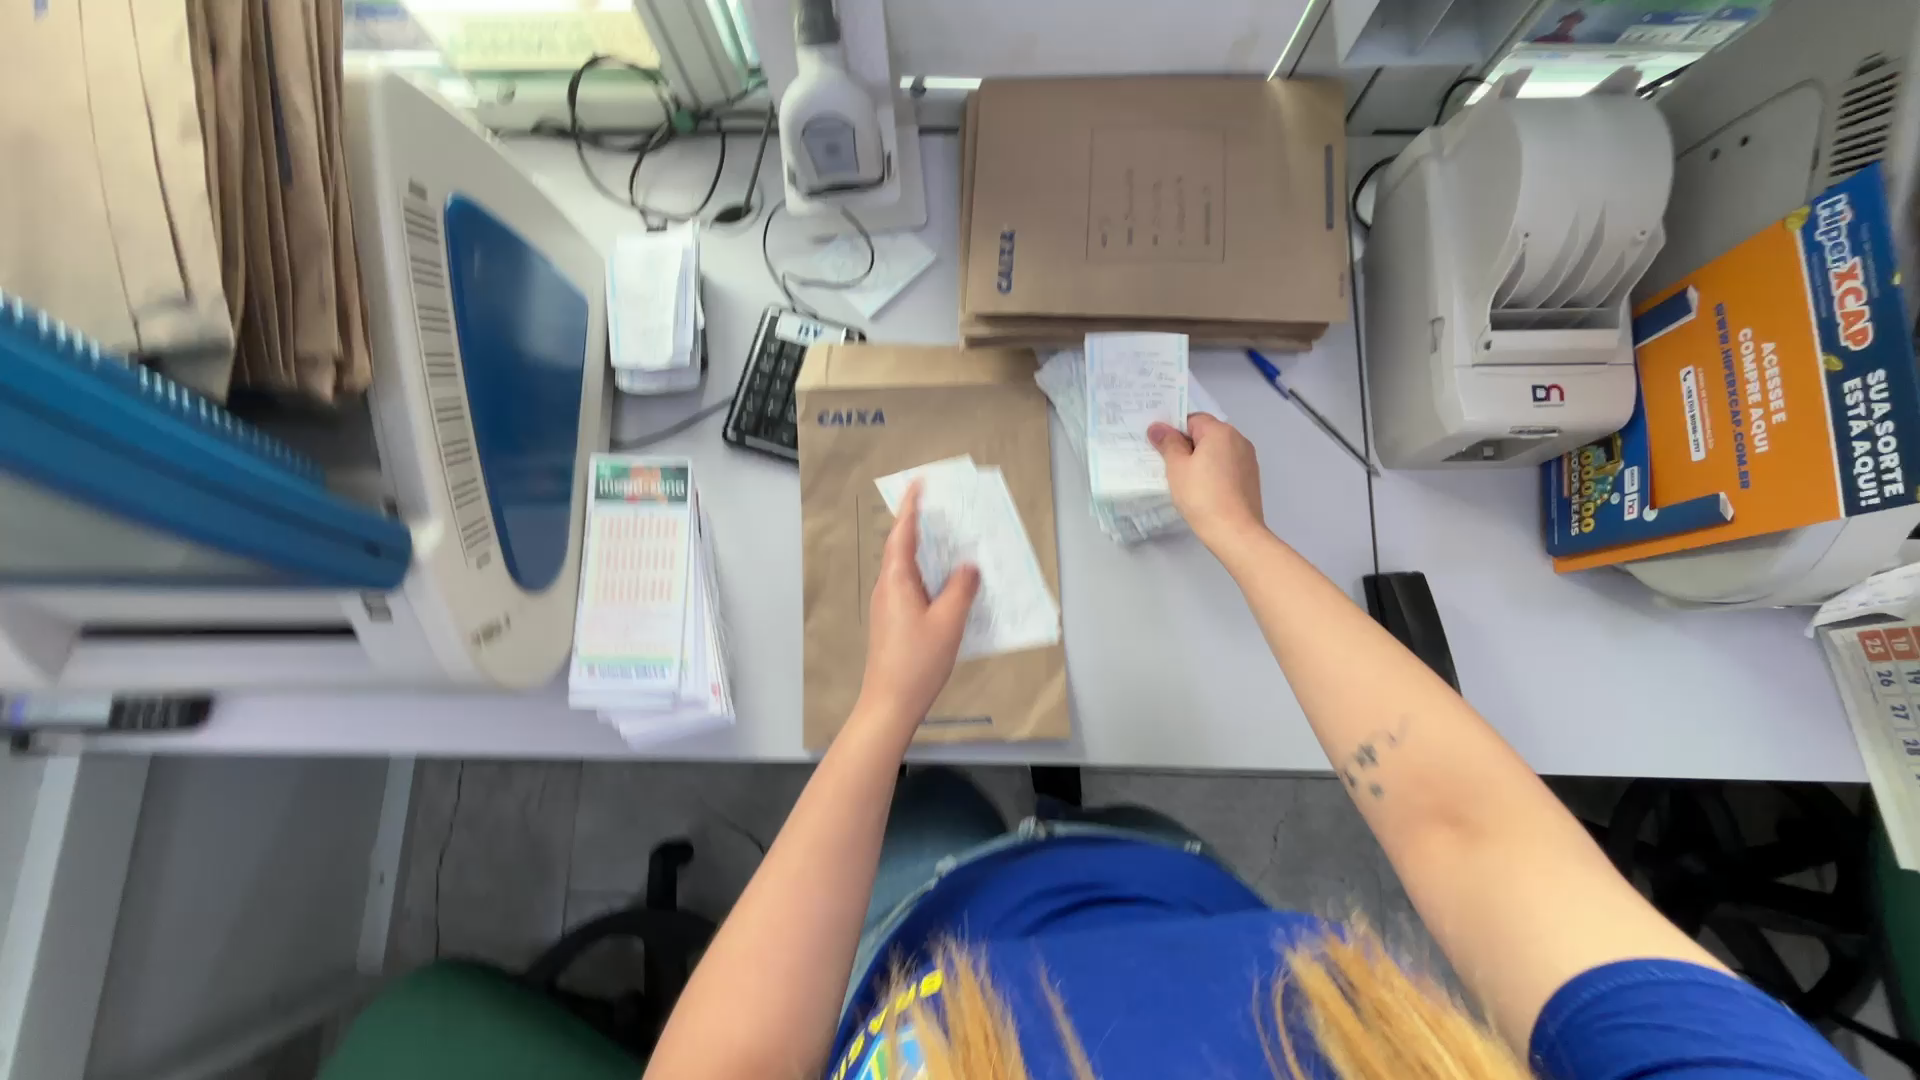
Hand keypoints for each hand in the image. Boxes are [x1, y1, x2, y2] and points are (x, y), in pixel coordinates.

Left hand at [856, 481, 979, 725]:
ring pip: (908, 569)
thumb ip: (961, 590)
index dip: (911, 507)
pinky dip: (929, 577)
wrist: (889, 704)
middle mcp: (888, 588)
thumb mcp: (948, 623)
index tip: (919, 484)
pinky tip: (948, 585)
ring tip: (949, 540)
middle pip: (902, 548)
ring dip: (926, 552)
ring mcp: (888, 606)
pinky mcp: (893, 622)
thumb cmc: (917, 662)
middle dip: (919, 525)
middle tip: (941, 507)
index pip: (902, 533)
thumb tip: (969, 567)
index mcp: (897, 580)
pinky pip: (912, 588)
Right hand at [1149, 412, 1268, 549]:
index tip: (1161, 449)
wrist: (1234, 531)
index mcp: (1220, 432)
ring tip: (1187, 480)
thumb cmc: (1201, 495)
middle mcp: (1239, 439)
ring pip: (1217, 451)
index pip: (1192, 419)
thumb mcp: (1177, 468)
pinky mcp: (1251, 477)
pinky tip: (1205, 490)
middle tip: (1170, 466)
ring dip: (1201, 459)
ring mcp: (1248, 459)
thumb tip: (1157, 427)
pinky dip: (1214, 471)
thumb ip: (1168, 443)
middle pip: (1206, 434)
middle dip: (1187, 445)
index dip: (1174, 431)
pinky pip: (1227, 465)